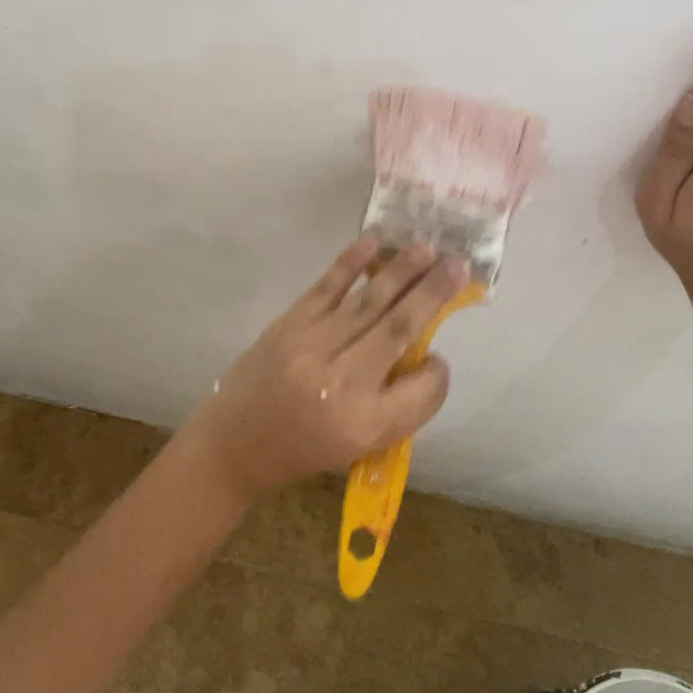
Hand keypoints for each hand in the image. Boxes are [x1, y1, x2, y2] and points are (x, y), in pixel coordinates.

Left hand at [178, 239, 467, 501]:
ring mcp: (313, 348)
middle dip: (432, 294)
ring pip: (368, 302)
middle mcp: (343, 384)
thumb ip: (394, 405)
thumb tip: (421, 355)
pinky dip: (351, 263)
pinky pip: (327, 288)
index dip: (438, 372)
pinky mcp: (288, 326)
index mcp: (366, 424)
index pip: (423, 390)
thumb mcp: (356, 445)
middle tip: (458, 264)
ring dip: (401, 271)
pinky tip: (374, 242)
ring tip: (427, 248)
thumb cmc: (301, 450)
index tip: (439, 359)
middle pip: (400, 330)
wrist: (233, 445)